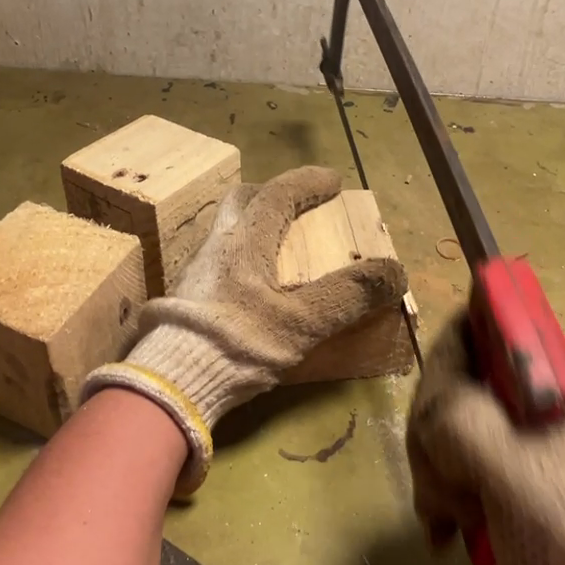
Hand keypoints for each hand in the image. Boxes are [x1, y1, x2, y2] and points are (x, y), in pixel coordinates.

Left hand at [82, 166, 406, 494]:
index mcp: (245, 243)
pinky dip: (243, 260)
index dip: (307, 183)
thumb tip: (393, 271)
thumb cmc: (237, 344)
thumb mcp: (302, 322)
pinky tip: (252, 288)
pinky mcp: (186, 301)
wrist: (171, 384)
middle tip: (295, 204)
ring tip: (279, 247)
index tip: (333, 180)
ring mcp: (196, 273)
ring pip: (226, 232)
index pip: (277, 196)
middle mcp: (216, 247)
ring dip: (255, 228)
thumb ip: (347, 295)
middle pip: (240, 204)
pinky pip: (219, 263)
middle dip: (271, 196)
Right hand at [407, 314, 564, 564]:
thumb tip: (429, 397)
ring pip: (447, 424)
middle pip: (453, 381)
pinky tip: (448, 533)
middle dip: (436, 440)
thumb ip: (460, 418)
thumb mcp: (513, 470)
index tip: (437, 426)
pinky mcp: (513, 468)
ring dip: (438, 476)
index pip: (477, 329)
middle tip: (444, 492)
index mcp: (554, 369)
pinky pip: (458, 459)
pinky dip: (446, 494)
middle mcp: (539, 388)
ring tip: (451, 524)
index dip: (445, 369)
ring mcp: (525, 430)